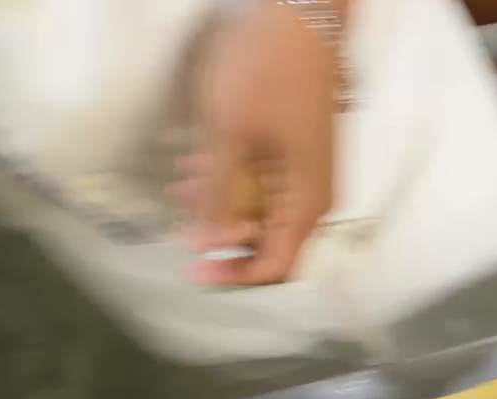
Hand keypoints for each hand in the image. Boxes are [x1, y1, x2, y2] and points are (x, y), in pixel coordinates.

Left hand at [177, 0, 340, 285]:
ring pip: (264, 214)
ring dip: (223, 207)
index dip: (234, 275)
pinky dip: (235, 185)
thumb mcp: (228, 135)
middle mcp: (313, 201)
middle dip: (223, 235)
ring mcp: (308, 178)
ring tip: (185, 183)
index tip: (195, 272)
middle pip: (269, 243)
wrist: (304, 17)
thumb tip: (203, 242)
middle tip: (183, 214)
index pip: (275, 266)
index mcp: (306, 206)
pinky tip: (205, 163)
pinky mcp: (299, 157)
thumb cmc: (270, 72)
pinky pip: (267, 188)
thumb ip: (217, 195)